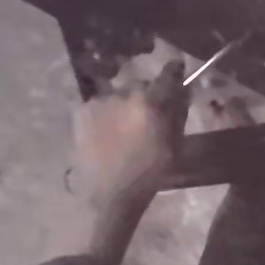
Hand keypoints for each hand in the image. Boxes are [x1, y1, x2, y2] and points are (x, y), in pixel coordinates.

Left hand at [71, 60, 185, 211]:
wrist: (109, 194)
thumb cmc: (149, 174)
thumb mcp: (174, 145)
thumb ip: (178, 113)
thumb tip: (182, 90)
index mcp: (150, 101)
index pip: (168, 73)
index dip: (174, 71)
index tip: (176, 70)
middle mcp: (124, 94)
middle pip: (139, 84)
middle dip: (145, 94)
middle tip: (145, 113)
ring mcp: (100, 101)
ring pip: (117, 94)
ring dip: (122, 104)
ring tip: (122, 125)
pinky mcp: (81, 111)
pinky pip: (99, 104)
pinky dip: (104, 113)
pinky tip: (105, 131)